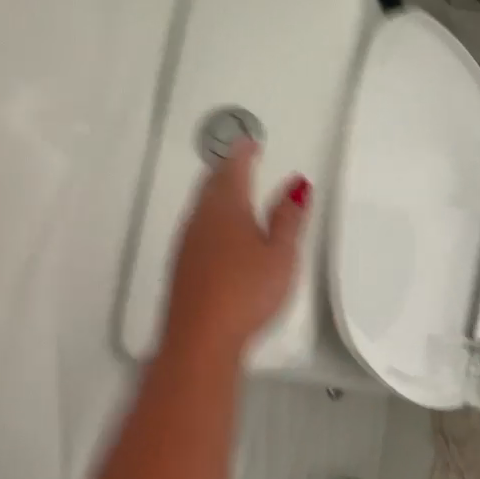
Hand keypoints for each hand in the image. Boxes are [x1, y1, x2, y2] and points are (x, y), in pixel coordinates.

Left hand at [162, 141, 308, 356]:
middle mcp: (201, 219)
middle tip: (240, 160)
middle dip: (226, 169)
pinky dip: (212, 218)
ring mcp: (187, 243)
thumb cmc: (247, 291)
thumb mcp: (281, 254)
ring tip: (233, 190)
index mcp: (227, 208)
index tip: (251, 142)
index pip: (234, 169)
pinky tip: (221, 232)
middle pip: (212, 184)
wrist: (202, 336)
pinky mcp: (183, 266)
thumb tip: (296, 184)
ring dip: (217, 193)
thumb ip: (288, 218)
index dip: (244, 153)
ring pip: (202, 206)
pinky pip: (198, 228)